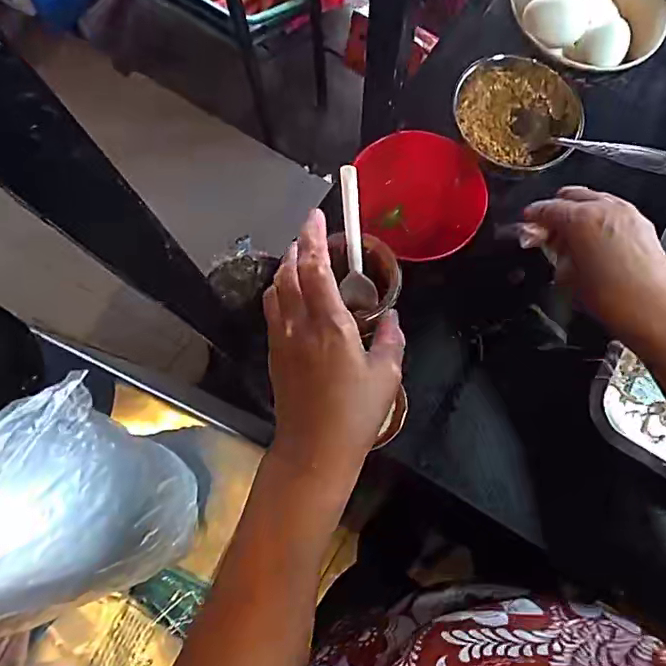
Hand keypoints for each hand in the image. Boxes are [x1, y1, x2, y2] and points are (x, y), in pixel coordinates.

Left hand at [263, 209, 405, 475]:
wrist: (314, 449)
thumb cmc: (356, 414)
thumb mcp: (387, 375)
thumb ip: (391, 339)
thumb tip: (392, 317)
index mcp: (331, 326)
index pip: (316, 269)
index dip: (314, 238)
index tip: (316, 216)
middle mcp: (300, 325)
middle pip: (290, 272)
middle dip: (299, 245)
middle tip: (312, 230)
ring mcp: (282, 339)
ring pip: (276, 288)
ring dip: (286, 265)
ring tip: (302, 256)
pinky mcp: (275, 353)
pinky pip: (273, 308)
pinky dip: (280, 289)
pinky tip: (292, 293)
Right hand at [519, 187, 665, 348]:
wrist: (656, 310)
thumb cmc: (616, 299)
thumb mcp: (569, 278)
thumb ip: (555, 253)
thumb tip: (550, 245)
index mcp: (581, 217)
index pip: (547, 208)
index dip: (533, 217)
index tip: (528, 225)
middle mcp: (605, 207)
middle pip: (571, 196)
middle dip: (556, 210)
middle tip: (547, 233)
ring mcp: (626, 213)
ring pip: (594, 200)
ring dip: (578, 212)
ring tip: (571, 240)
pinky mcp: (641, 224)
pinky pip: (613, 211)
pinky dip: (599, 219)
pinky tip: (594, 242)